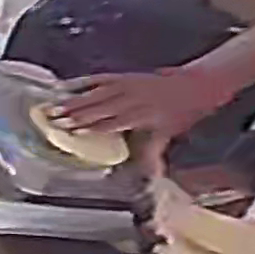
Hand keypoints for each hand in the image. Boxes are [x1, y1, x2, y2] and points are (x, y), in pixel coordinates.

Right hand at [48, 67, 234, 137]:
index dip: (93, 128)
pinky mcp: (123, 76)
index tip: (73, 133)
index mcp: (144, 116)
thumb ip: (153, 154)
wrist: (203, 83)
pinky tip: (62, 87)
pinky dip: (79, 82)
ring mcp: (127, 86)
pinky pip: (98, 78)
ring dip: (72, 101)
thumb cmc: (184, 112)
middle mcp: (134, 100)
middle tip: (54, 121)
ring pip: (95, 94)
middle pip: (100, 108)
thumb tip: (151, 177)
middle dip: (77, 115)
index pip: (113, 123)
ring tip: (51, 108)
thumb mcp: (170, 134)